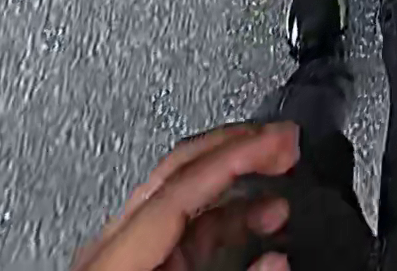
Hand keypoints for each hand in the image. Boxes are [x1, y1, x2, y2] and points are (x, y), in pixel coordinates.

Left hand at [71, 121, 297, 270]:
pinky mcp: (139, 269)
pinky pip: (188, 222)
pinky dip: (230, 211)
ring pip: (186, 191)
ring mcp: (123, 258)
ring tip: (284, 181)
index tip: (282, 141)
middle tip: (286, 140)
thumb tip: (276, 260)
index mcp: (110, 268)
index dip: (236, 157)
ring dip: (241, 179)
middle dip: (239, 146)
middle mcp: (111, 253)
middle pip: (178, 171)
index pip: (179, 189)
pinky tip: (262, 219)